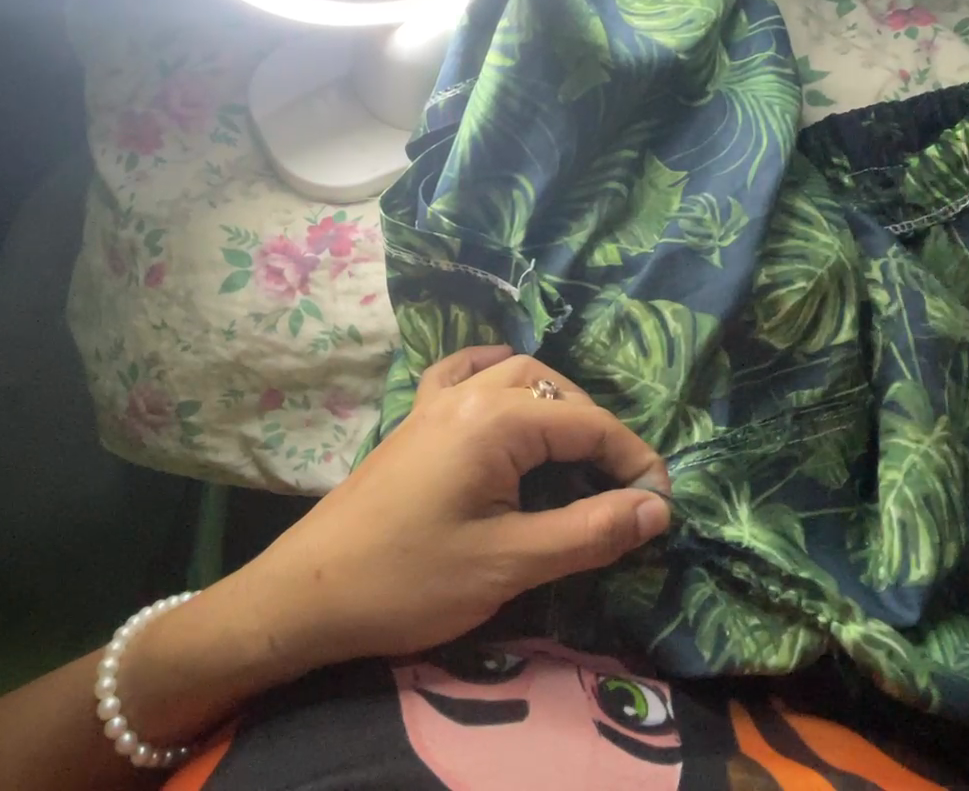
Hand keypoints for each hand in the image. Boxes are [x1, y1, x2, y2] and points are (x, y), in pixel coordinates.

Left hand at [229, 347, 671, 672]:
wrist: (306, 594)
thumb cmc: (407, 582)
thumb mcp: (508, 564)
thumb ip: (588, 532)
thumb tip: (656, 508)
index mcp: (494, 422)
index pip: (587, 423)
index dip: (634, 459)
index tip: (662, 504)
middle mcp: (466, 395)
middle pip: (555, 390)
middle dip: (597, 431)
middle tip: (620, 487)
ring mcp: (434, 402)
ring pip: (513, 375)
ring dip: (555, 404)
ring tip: (577, 453)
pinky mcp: (413, 420)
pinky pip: (462, 375)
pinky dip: (496, 377)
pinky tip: (505, 396)